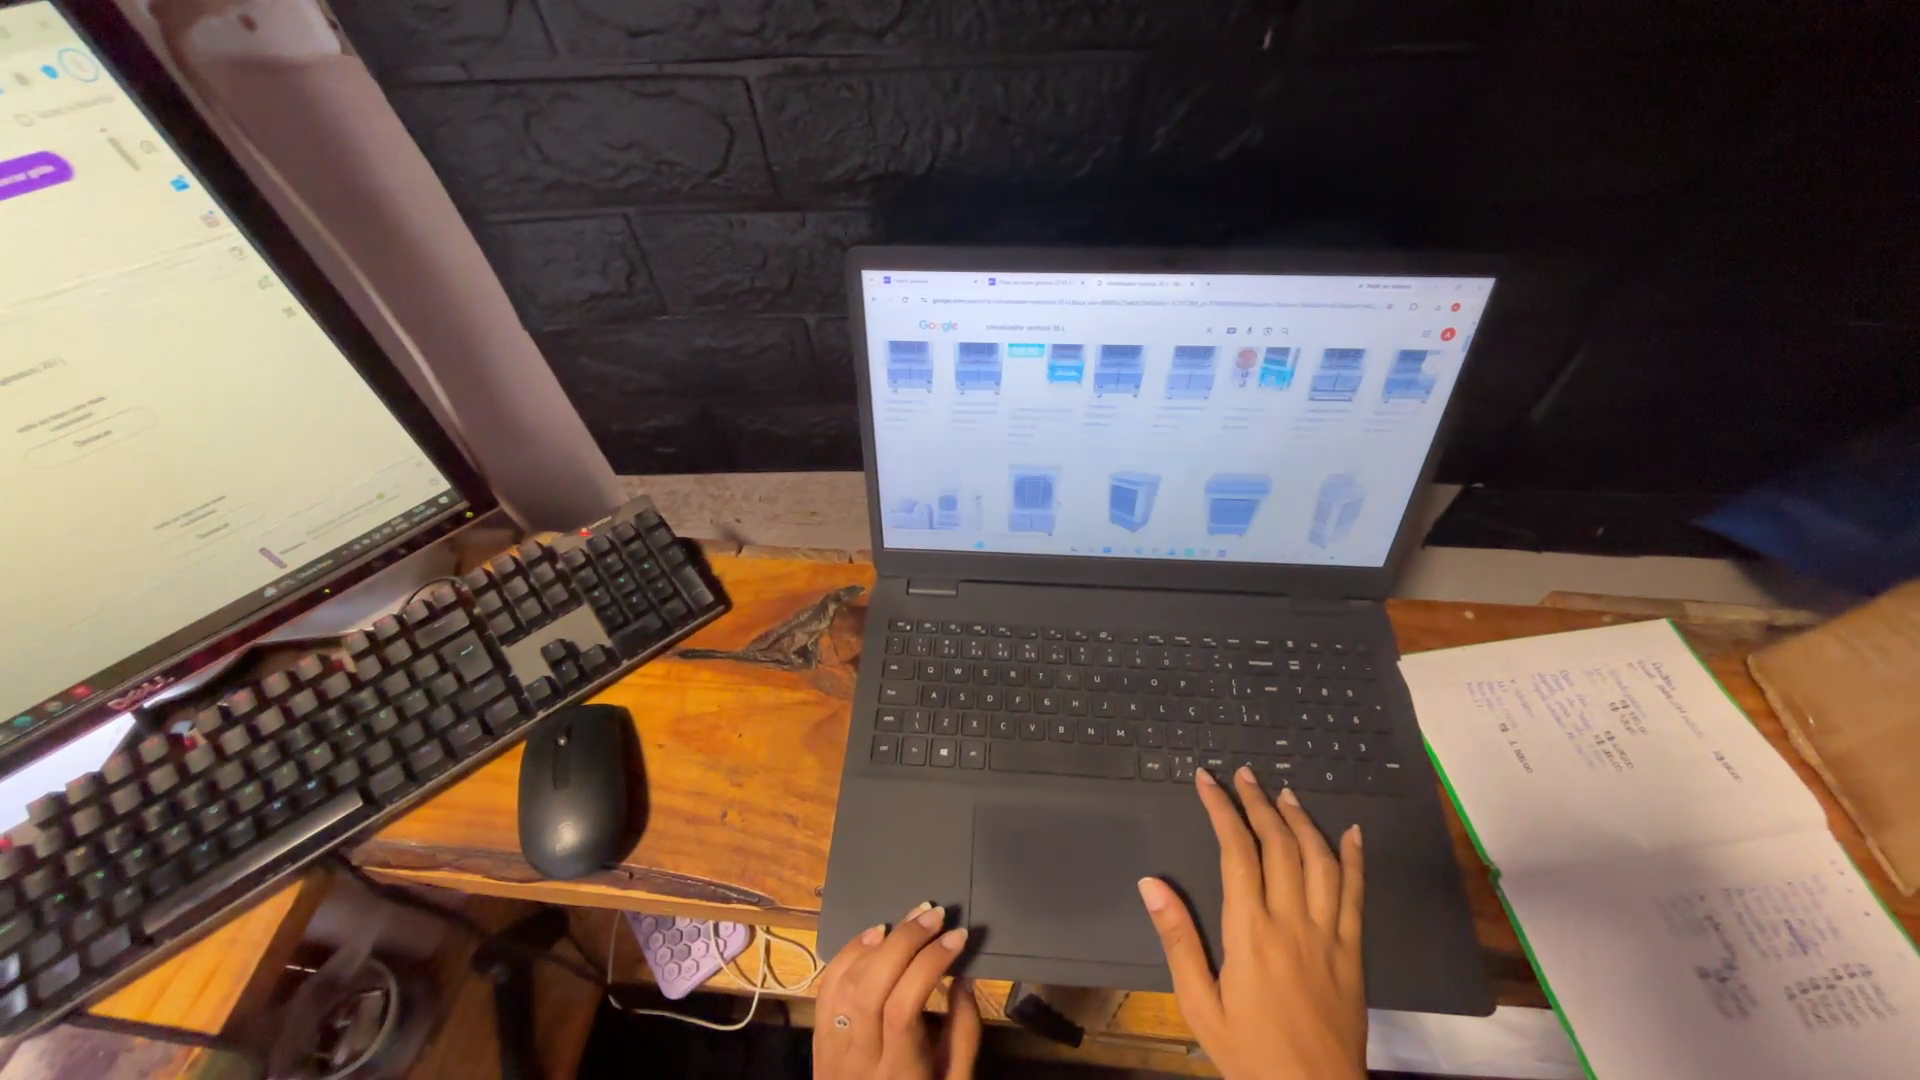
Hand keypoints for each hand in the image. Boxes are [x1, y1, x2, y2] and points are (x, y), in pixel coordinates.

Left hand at [814, 903, 980, 1078]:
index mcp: (898, 1074)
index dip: (930, 964)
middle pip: (871, 988)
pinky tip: (876, 933)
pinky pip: (826, 987)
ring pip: (846, 983)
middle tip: (935, 914)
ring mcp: (831, 1047)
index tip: (958, 936)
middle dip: (905, 942)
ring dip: (879, 943)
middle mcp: (858, 1059)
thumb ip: (964, 1033)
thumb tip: (963, 975)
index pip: (904, 1007)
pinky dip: (849, 953)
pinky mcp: (818, 1037)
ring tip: (910, 920)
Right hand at [1138, 767, 1366, 1079]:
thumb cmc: (1249, 1053)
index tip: (1208, 780)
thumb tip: (1151, 883)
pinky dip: (1354, 859)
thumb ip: (1178, 939)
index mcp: (1250, 931)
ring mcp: (1329, 935)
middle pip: (1279, 845)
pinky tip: (1351, 832)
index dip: (1221, 809)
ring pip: (1319, 860)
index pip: (1236, 851)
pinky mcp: (1354, 952)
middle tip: (1244, 773)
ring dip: (1301, 820)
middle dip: (1258, 803)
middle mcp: (1292, 921)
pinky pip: (1357, 895)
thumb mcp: (1199, 1004)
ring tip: (1284, 792)